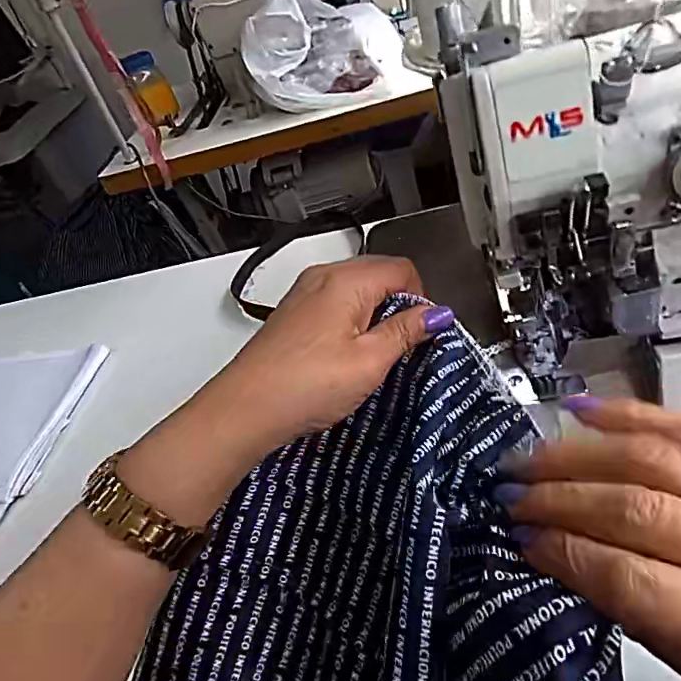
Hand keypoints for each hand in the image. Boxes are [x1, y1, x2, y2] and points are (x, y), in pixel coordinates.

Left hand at [121, 257, 449, 518]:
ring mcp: (306, 293)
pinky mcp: (296, 313)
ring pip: (359, 291)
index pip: (403, 269)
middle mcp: (323, 277)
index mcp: (346, 280)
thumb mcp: (370, 361)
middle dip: (400, 307)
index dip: (422, 300)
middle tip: (402, 348)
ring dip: (376, 317)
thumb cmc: (303, 387)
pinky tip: (348, 357)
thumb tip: (437, 314)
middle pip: (381, 275)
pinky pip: (337, 305)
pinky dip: (353, 323)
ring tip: (373, 357)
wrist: (244, 411)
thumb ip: (406, 332)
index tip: (424, 334)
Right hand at [498, 398, 680, 680]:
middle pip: (644, 508)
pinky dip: (635, 416)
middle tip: (510, 493)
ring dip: (584, 454)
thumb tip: (575, 565)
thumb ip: (654, 625)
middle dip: (562, 498)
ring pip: (662, 458)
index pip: (641, 580)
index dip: (569, 556)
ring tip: (533, 457)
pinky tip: (588, 411)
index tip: (522, 541)